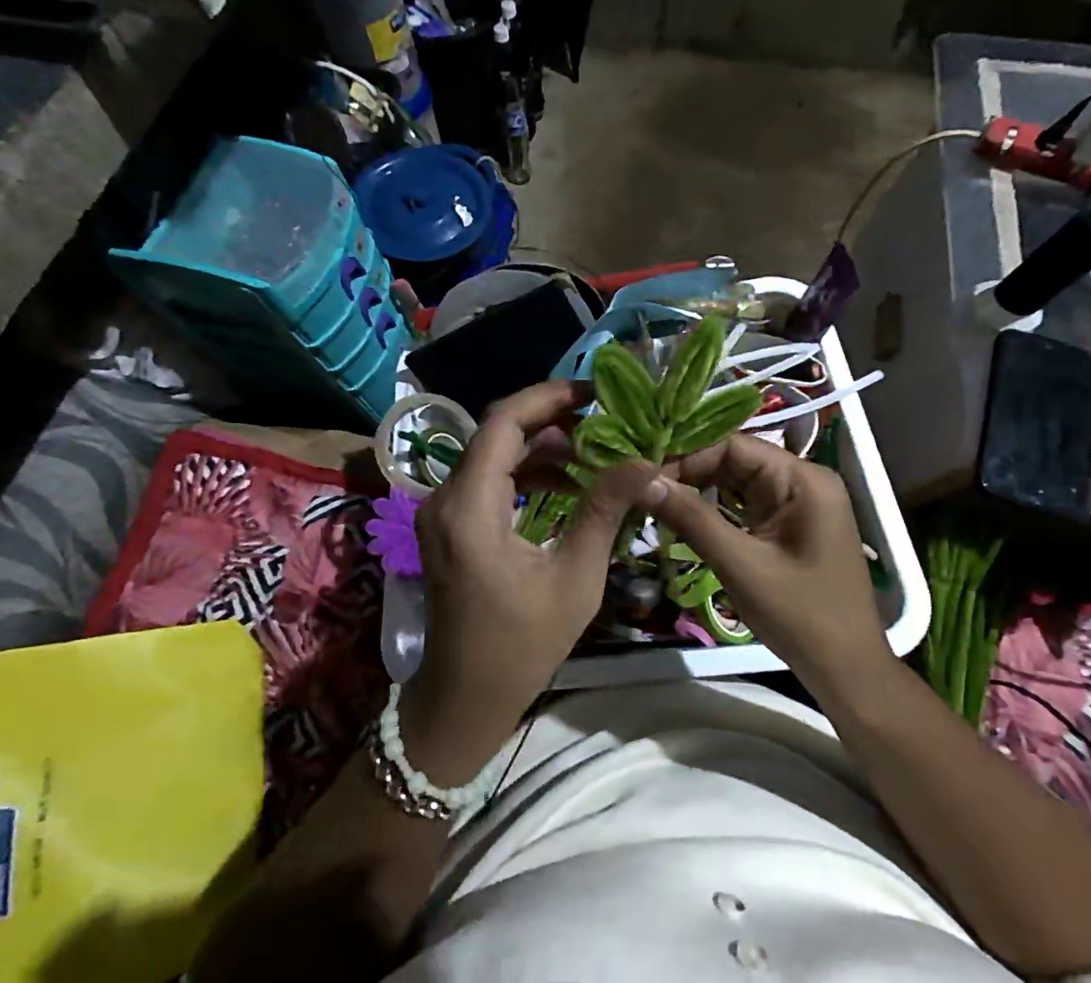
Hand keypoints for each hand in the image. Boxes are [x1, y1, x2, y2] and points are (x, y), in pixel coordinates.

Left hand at [405, 381, 659, 777]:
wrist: (465, 697)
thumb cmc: (521, 645)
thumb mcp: (574, 579)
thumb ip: (604, 512)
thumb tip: (648, 465)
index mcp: (470, 508)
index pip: (503, 422)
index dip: (548, 398)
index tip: (595, 393)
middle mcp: (445, 498)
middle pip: (497, 433)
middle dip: (552, 420)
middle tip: (607, 420)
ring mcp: (442, 513)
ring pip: (493, 455)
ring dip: (542, 447)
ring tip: (597, 450)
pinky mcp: (450, 527)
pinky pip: (489, 481)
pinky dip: (527, 473)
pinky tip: (568, 483)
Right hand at [645, 433, 888, 684]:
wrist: (846, 668)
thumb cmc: (800, 614)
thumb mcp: (740, 564)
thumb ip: (692, 518)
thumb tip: (643, 480)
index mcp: (803, 479)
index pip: (734, 446)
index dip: (688, 456)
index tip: (645, 475)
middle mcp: (804, 482)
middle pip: (736, 461)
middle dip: (690, 474)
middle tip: (643, 492)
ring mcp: (799, 505)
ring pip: (738, 485)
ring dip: (700, 492)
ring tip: (655, 502)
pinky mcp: (790, 528)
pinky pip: (747, 507)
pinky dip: (716, 512)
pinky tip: (683, 519)